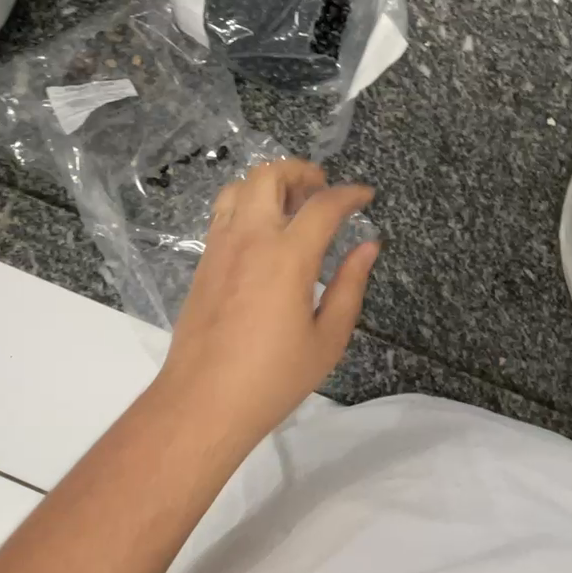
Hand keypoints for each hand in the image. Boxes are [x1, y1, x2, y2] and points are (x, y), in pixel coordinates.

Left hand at [155, 159, 378, 442]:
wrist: (202, 401)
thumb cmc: (272, 377)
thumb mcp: (327, 339)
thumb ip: (350, 286)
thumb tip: (368, 247)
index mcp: (287, 256)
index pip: (324, 205)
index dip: (350, 194)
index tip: (366, 196)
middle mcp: (250, 238)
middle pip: (270, 175)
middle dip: (301, 171)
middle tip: (322, 191)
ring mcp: (220, 246)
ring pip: (239, 186)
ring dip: (269, 184)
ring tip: (291, 206)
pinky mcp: (203, 260)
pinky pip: (223, 212)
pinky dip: (247, 203)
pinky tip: (264, 233)